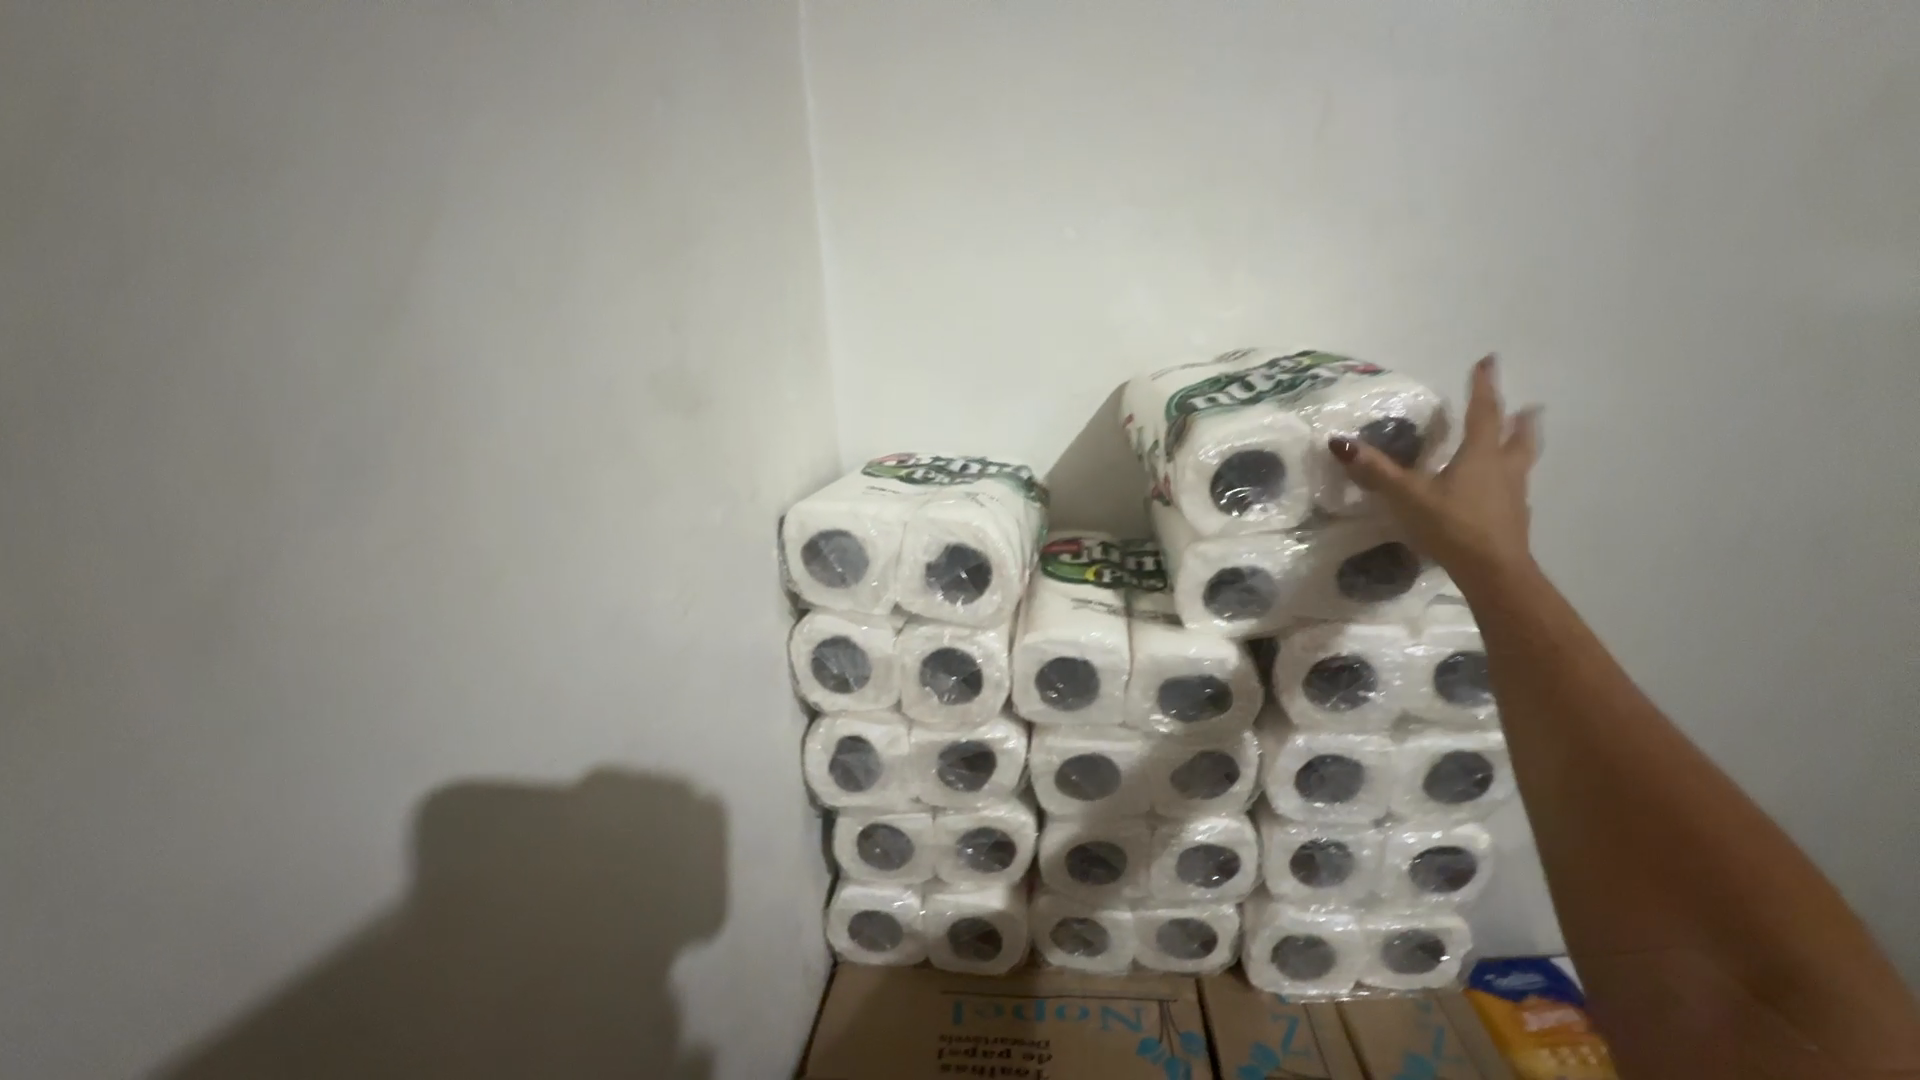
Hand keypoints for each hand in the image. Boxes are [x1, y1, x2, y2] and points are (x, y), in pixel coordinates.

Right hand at [1330, 354, 1540, 587]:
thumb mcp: (1407, 496)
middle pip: (1517, 436)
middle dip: (1519, 419)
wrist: (1493, 571)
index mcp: (1480, 455)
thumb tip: (1340, 443)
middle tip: (1528, 406)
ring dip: (1522, 446)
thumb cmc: (1451, 526)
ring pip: (1522, 462)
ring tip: (1522, 440)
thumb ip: (1376, 471)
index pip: (1483, 413)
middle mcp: (1503, 468)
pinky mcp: (1514, 519)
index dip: (1484, 387)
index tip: (1489, 362)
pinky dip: (1511, 481)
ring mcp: (1513, 495)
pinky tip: (1503, 492)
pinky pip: (1515, 490)